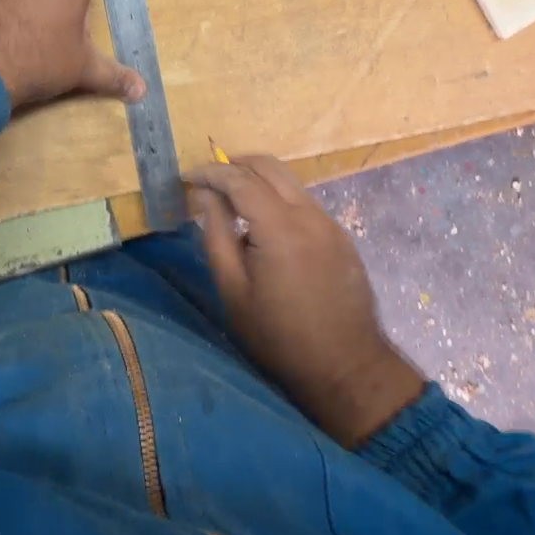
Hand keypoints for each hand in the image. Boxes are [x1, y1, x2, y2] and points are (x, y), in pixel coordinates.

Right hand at [193, 155, 425, 445]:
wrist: (347, 370)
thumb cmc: (279, 337)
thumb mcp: (233, 290)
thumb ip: (216, 234)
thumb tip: (206, 195)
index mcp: (280, 228)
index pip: (240, 179)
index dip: (210, 172)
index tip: (187, 178)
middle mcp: (309, 215)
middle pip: (268, 166)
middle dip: (234, 165)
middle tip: (207, 181)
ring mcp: (330, 224)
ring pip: (288, 181)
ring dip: (257, 181)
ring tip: (231, 204)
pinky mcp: (340, 237)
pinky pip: (302, 202)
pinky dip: (277, 199)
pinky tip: (263, 228)